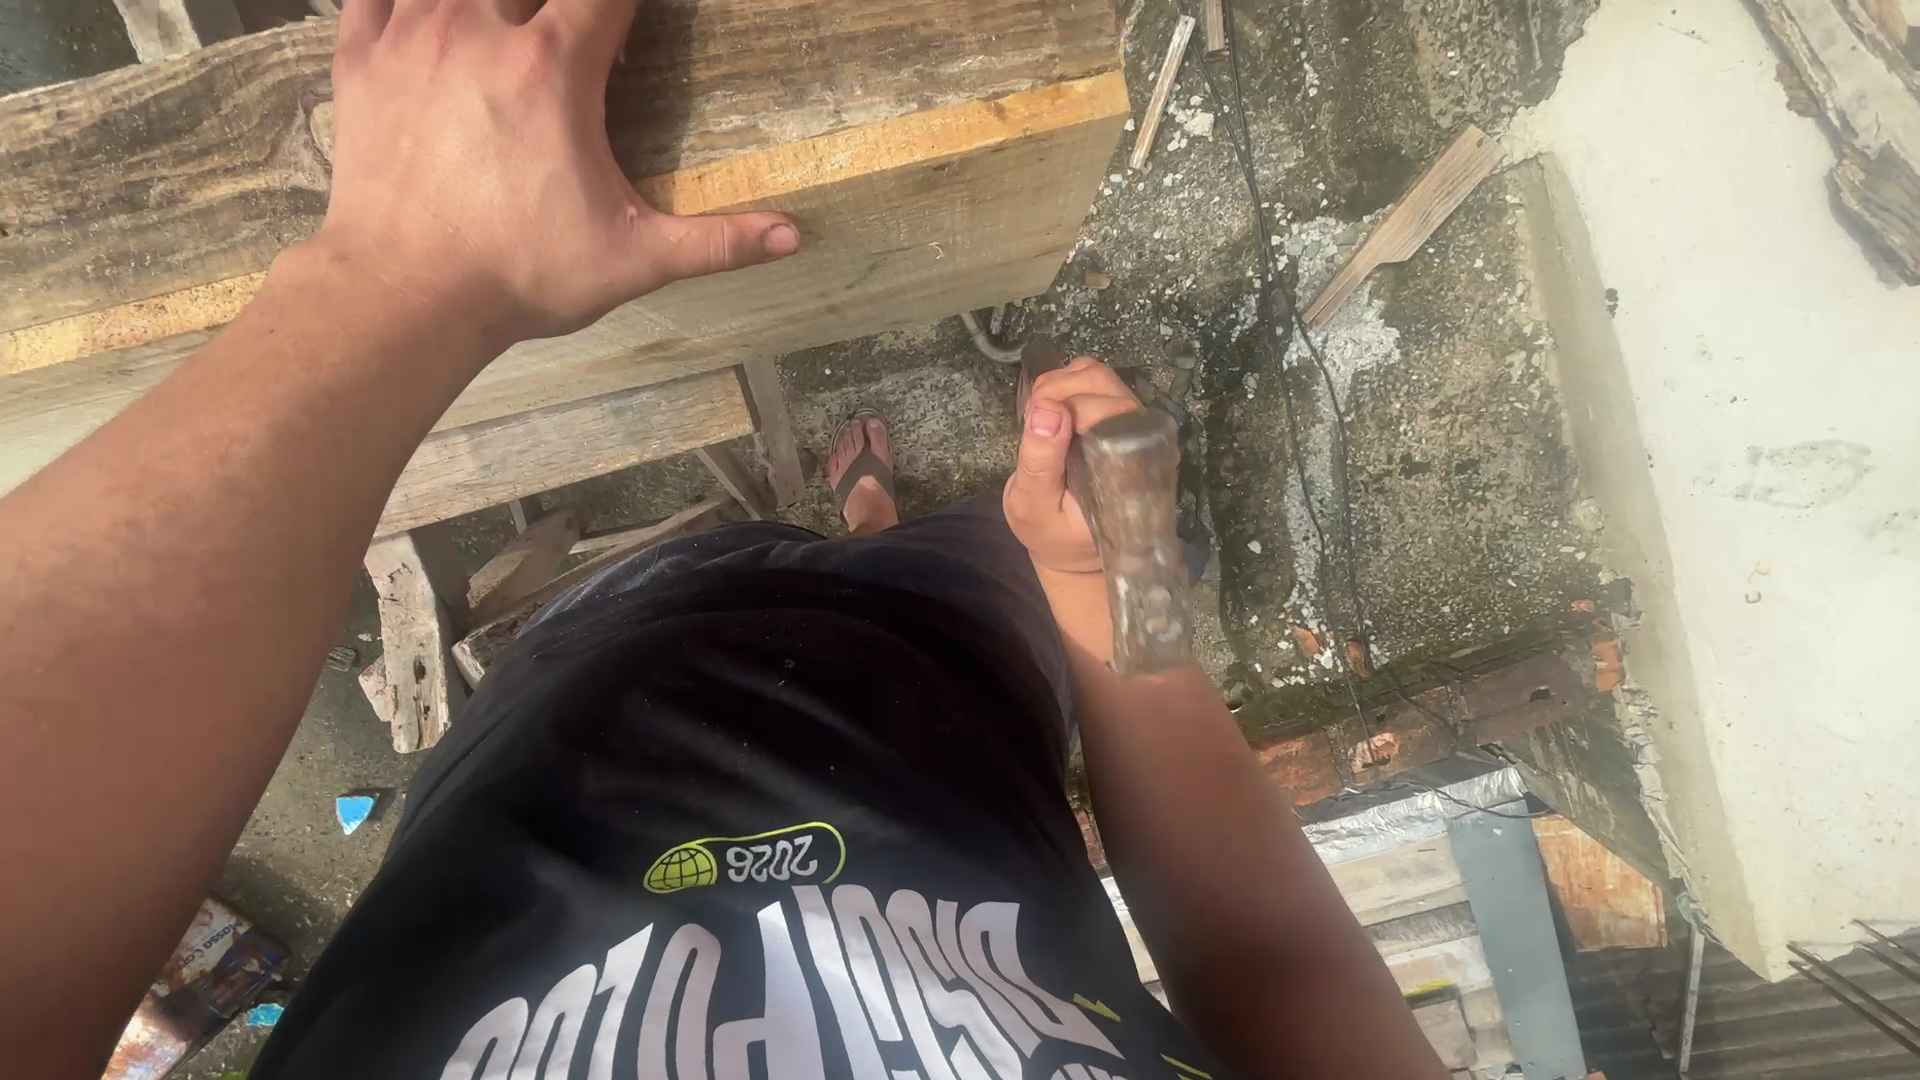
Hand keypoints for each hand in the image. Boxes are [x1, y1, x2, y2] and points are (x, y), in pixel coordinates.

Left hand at [311, 0, 798, 342]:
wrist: (409, 294)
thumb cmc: (527, 275)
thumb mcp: (638, 261)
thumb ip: (718, 242)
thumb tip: (793, 235)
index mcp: (552, 70)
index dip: (628, 0)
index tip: (636, 16)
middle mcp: (476, 28)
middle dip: (564, 1)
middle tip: (579, 38)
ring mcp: (409, 34)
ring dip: (495, 3)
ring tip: (518, 31)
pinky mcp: (358, 55)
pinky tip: (436, 21)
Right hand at [1003, 357, 1143, 573]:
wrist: (1072, 548)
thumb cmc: (1052, 533)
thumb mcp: (1032, 506)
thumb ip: (1040, 462)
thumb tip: (1048, 409)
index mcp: (1130, 466)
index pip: (1108, 410)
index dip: (1067, 406)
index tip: (1035, 426)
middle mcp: (1140, 439)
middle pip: (1102, 382)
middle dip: (1057, 389)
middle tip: (1031, 422)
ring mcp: (1130, 424)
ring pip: (1096, 375)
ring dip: (1057, 386)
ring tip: (1037, 421)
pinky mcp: (1116, 417)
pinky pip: (1091, 381)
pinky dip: (1061, 386)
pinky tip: (1048, 415)